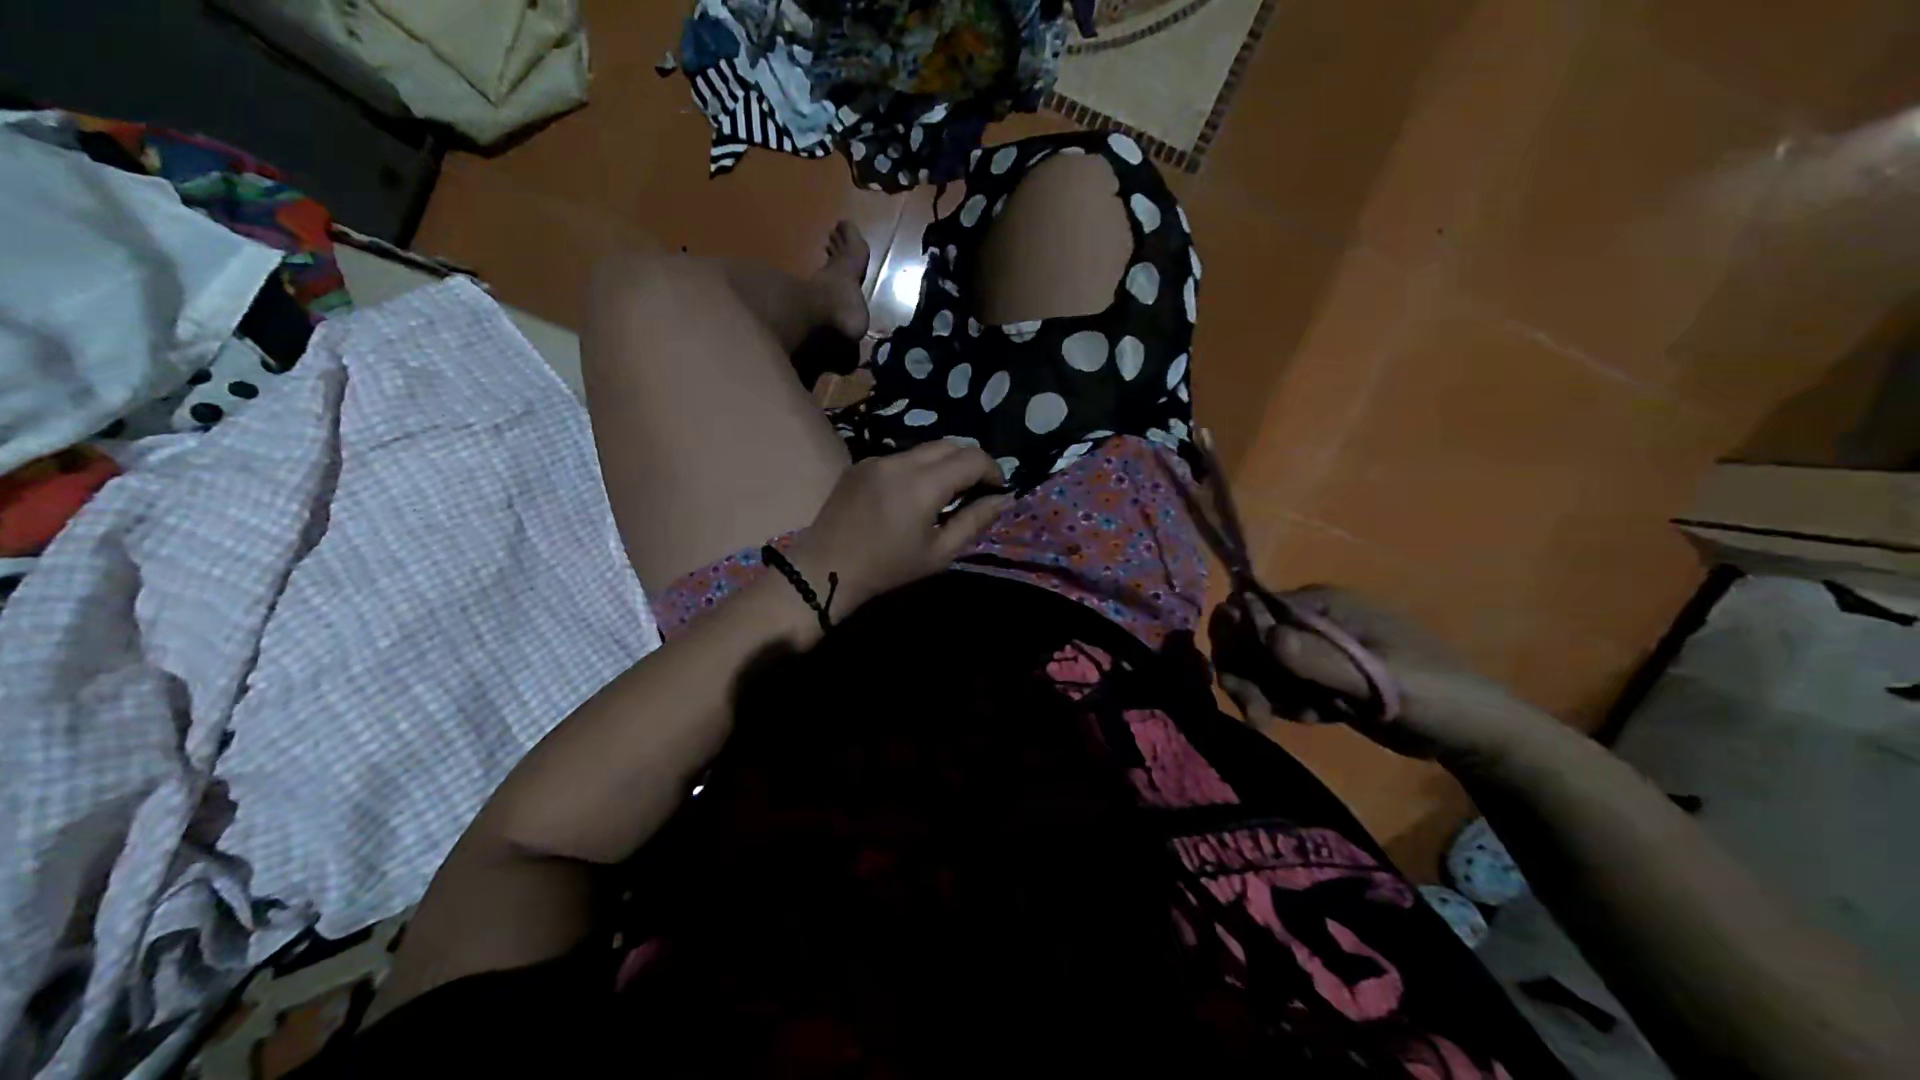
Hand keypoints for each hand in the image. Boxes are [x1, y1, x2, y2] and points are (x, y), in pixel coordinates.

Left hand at [787, 440, 1013, 616]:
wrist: (826, 568)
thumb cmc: (888, 567)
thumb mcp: (939, 552)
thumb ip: (975, 520)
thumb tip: (1004, 499)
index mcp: (923, 484)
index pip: (972, 458)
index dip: (993, 469)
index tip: (998, 489)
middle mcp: (900, 461)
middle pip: (950, 445)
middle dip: (970, 462)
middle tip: (976, 490)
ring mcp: (877, 459)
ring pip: (924, 449)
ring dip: (943, 464)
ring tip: (946, 495)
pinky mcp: (860, 464)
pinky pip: (899, 458)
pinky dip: (916, 469)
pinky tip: (911, 497)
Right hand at [1210, 585, 1556, 761]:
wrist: (1471, 732)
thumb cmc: (1432, 696)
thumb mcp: (1376, 681)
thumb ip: (1319, 660)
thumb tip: (1263, 636)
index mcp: (1323, 604)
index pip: (1251, 608)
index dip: (1236, 643)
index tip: (1245, 687)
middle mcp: (1311, 618)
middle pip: (1248, 637)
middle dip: (1246, 675)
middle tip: (1257, 715)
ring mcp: (1315, 645)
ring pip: (1259, 662)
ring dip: (1265, 692)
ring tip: (1295, 718)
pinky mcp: (1320, 672)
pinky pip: (1279, 682)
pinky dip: (1284, 701)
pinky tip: (1314, 717)